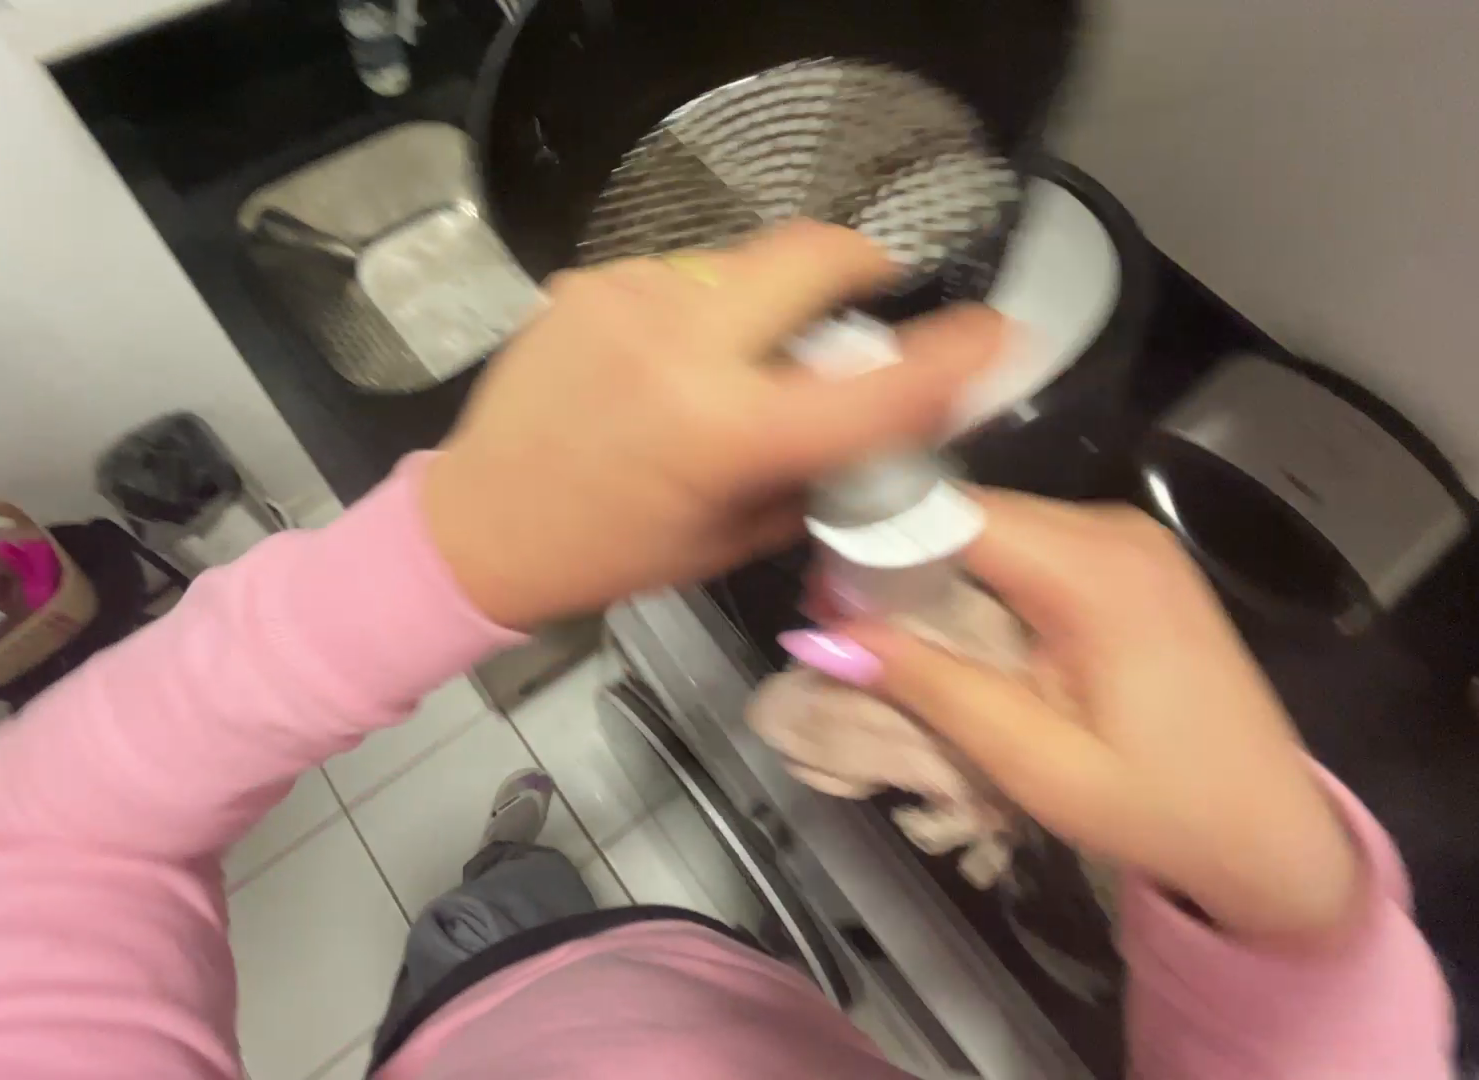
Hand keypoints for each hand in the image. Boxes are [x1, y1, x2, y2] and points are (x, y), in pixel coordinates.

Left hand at [422, 222, 1005, 629]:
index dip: (958, 356)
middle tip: (866, 291)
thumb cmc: (610, 553)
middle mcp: (682, 348)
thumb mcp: (727, 538)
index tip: (996, 334)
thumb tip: (873, 424)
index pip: (880, 387)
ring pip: (739, 262)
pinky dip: (695, 308)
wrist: (482, 525)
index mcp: (726, 434)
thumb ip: (812, 475)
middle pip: (811, 252)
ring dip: (762, 298)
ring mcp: (626, 299)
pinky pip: (675, 276)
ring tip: (734, 353)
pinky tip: (663, 358)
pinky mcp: (585, 283)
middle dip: (858, 264)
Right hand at [839, 494, 1362, 946]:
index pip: (954, 514)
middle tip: (838, 616)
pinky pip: (1018, 542)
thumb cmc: (1156, 808)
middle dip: (893, 556)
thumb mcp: (1029, 759)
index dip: (875, 540)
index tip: (823, 594)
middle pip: (968, 512)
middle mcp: (1112, 531)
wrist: (1274, 837)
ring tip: (880, 623)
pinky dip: (967, 572)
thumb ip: (926, 684)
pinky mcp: (1122, 558)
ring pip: (987, 523)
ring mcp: (1123, 539)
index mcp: (1098, 573)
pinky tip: (945, 619)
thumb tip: (819, 636)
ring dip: (925, 566)